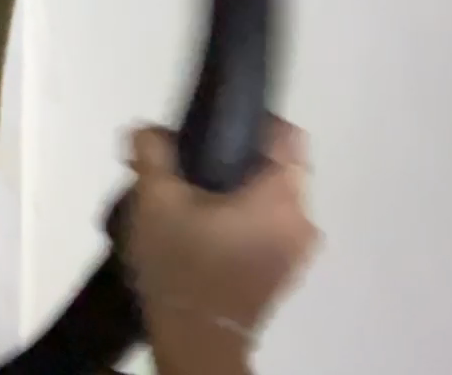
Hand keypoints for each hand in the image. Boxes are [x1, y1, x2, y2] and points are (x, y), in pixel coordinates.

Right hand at [127, 119, 318, 358]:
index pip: (288, 139)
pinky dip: (228, 210)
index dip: (252, 119)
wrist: (196, 332)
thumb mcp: (153, 195)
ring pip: (260, 195)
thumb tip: (149, 129)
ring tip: (171, 191)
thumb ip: (151, 150)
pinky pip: (259, 220)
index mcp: (281, 200)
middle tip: (170, 160)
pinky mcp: (280, 266)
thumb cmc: (181, 258)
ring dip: (221, 185)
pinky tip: (187, 220)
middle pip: (267, 167)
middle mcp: (302, 222)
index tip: (208, 120)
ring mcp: (295, 249)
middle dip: (218, 156)